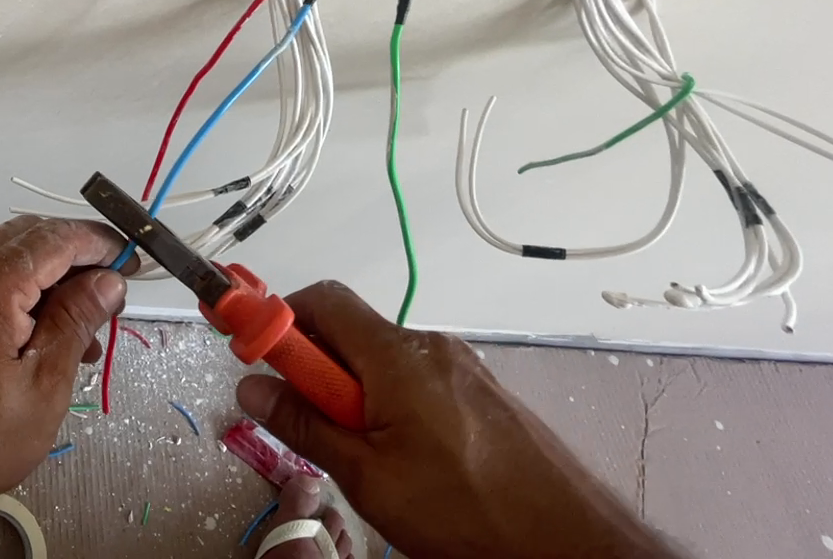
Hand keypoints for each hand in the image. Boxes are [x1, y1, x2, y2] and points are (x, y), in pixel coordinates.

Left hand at [0, 216, 128, 558]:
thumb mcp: (44, 385)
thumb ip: (76, 320)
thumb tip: (109, 279)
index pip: (54, 238)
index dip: (97, 242)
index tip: (131, 258)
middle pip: (28, 236)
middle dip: (75, 256)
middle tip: (112, 292)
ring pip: (6, 250)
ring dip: (48, 273)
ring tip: (85, 326)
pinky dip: (18, 286)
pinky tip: (43, 328)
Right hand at [236, 282, 684, 558]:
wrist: (584, 553)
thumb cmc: (469, 514)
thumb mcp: (368, 477)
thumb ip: (304, 424)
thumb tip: (248, 386)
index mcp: (395, 355)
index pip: (320, 298)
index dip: (278, 315)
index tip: (254, 346)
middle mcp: (429, 346)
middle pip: (348, 327)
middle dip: (316, 362)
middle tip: (311, 415)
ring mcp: (462, 367)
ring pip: (381, 357)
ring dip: (354, 386)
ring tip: (365, 449)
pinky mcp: (483, 393)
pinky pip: (416, 376)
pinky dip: (391, 398)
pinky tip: (407, 453)